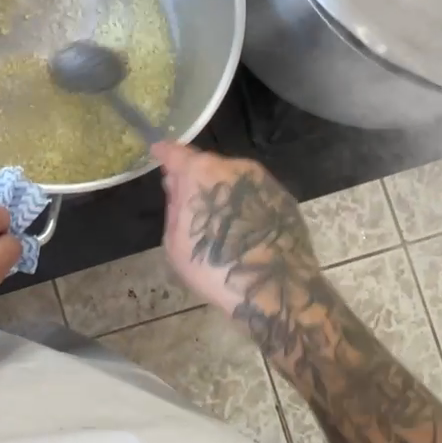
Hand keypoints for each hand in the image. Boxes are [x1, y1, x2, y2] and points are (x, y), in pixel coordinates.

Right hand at [153, 140, 318, 312]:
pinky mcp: (284, 198)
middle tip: (184, 198)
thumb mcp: (175, 243)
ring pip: (233, 178)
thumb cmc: (214, 268)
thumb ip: (174, 207)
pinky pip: (253, 193)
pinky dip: (243, 202)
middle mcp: (234, 167)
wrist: (275, 289)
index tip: (157, 154)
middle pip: (207, 164)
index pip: (176, 153)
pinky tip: (241, 228)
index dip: (164, 153)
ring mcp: (263, 180)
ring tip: (215, 218)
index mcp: (201, 173)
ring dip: (220, 190)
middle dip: (193, 176)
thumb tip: (176, 187)